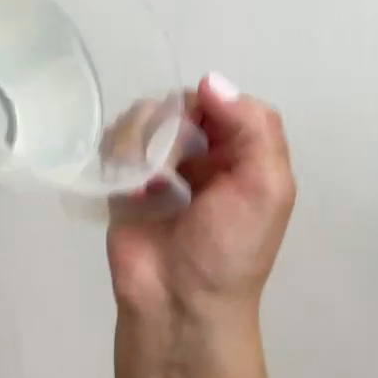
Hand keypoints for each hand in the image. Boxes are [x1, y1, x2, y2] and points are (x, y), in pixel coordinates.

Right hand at [107, 73, 295, 318]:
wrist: (177, 298)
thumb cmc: (231, 249)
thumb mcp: (267, 188)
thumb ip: (254, 129)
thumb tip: (209, 79)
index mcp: (239, 151)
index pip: (218, 100)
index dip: (206, 107)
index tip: (201, 136)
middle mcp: (197, 150)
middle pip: (174, 104)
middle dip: (170, 130)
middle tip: (174, 170)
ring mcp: (154, 162)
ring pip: (139, 118)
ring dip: (142, 147)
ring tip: (149, 185)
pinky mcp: (117, 176)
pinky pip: (110, 141)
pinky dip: (117, 157)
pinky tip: (128, 186)